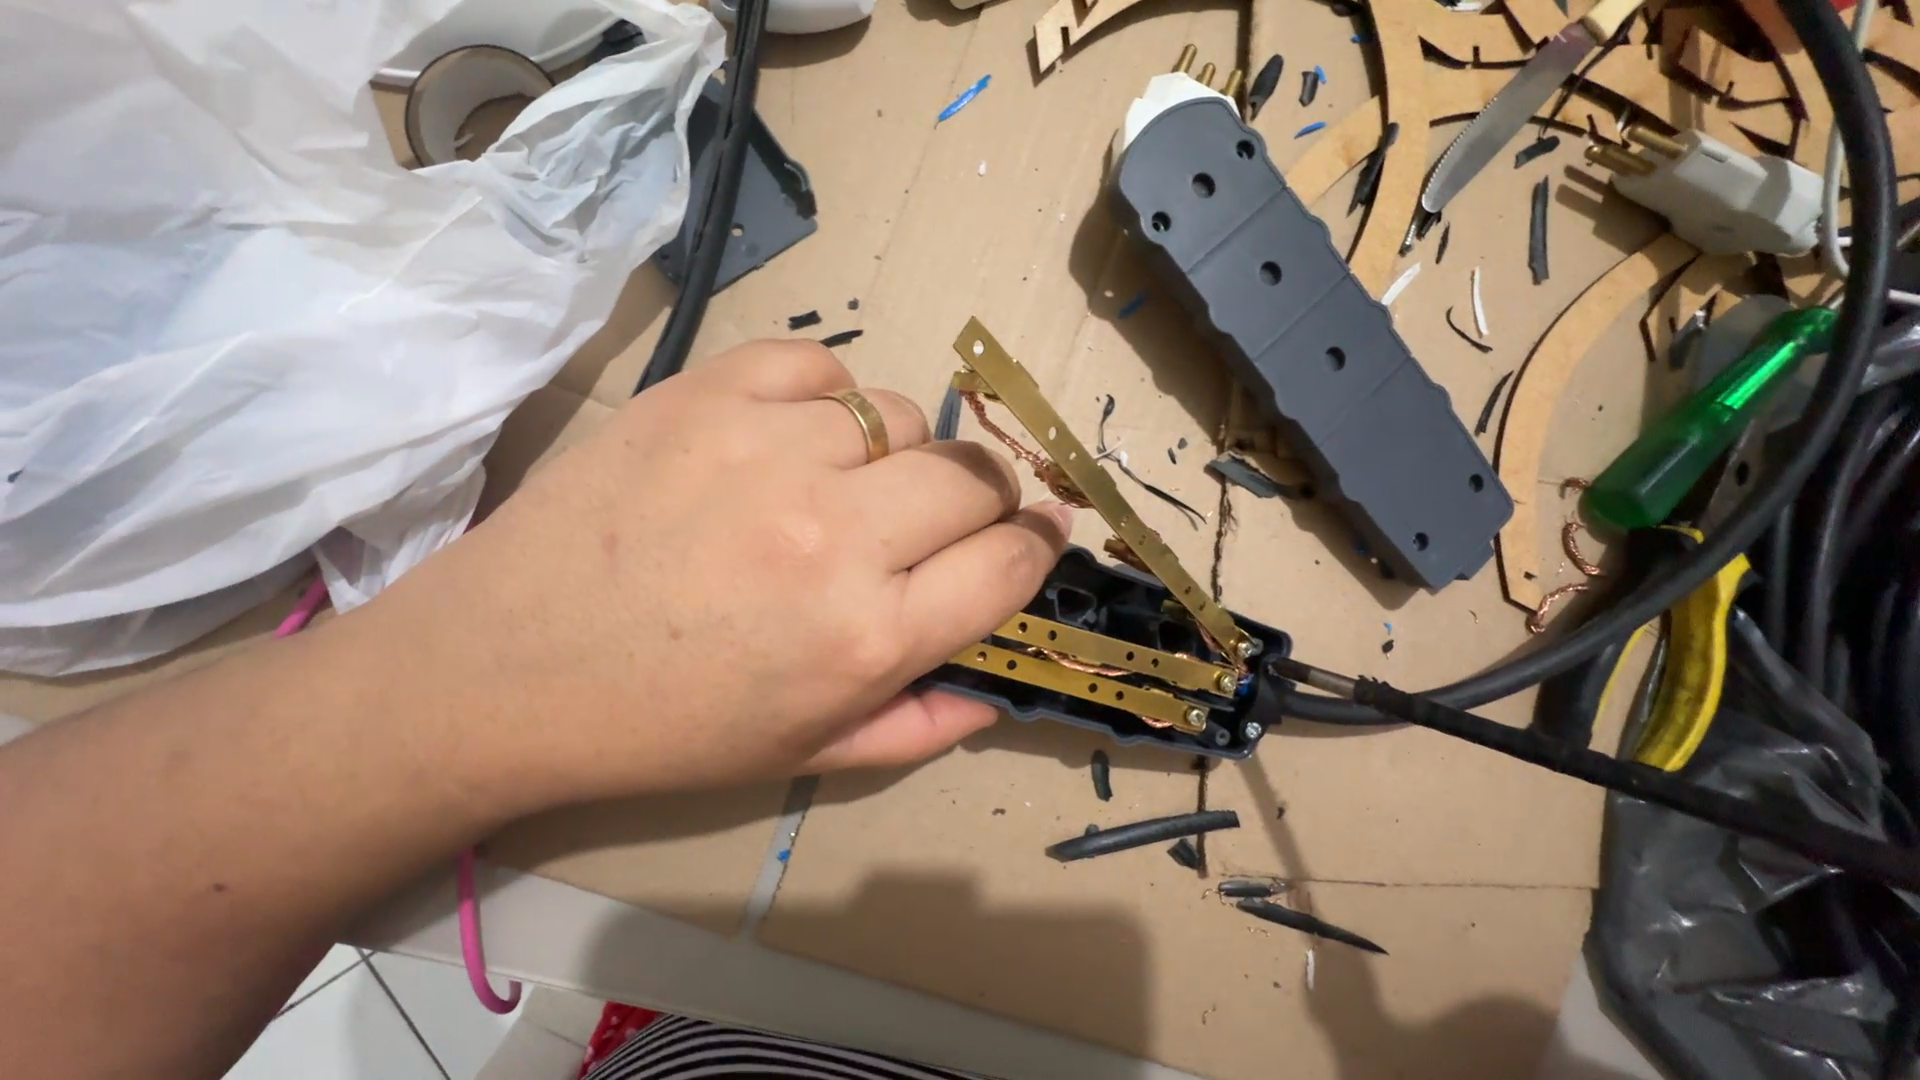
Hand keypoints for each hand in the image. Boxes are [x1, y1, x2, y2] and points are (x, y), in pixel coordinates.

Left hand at [367, 340, 1070, 806]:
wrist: (504, 669)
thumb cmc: (665, 727)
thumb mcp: (805, 752)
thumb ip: (919, 724)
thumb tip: (1000, 689)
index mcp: (868, 636)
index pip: (1009, 562)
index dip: (1040, 544)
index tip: (1041, 532)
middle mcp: (836, 535)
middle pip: (973, 479)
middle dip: (983, 500)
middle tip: (946, 517)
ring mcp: (769, 452)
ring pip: (898, 416)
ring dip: (894, 454)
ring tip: (845, 484)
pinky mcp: (705, 396)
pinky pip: (817, 365)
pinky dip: (825, 396)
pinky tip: (795, 435)